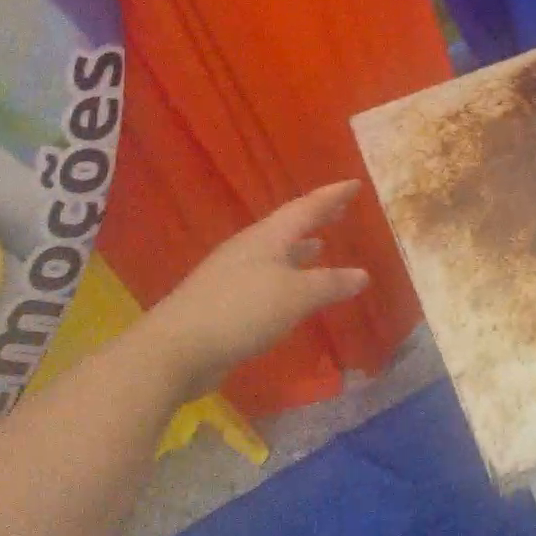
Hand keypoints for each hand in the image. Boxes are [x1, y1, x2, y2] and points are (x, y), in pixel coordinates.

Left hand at [134, 181, 370, 398]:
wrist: (173, 351)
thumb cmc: (241, 311)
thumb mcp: (296, 296)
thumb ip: (331, 283)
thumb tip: (362, 274)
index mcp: (267, 237)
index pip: (306, 208)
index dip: (331, 196)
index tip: (354, 184)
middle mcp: (248, 249)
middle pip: (287, 226)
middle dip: (315, 219)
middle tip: (339, 211)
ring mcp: (231, 275)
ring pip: (274, 253)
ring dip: (299, 249)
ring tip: (320, 247)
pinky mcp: (221, 302)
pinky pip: (264, 278)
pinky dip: (286, 276)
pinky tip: (292, 290)